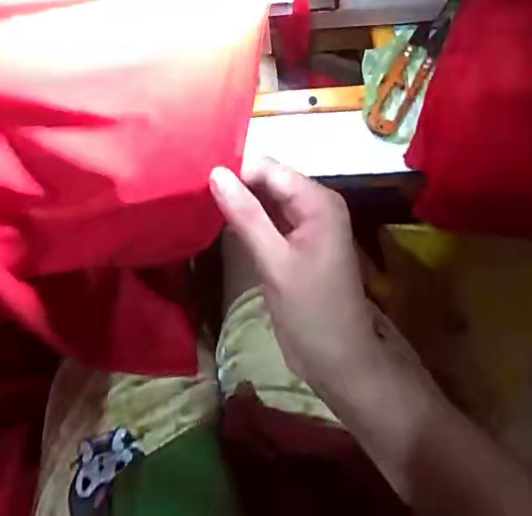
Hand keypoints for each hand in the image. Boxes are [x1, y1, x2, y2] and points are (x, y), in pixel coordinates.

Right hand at [209, 160, 386, 395]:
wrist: (340, 363)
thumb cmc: (312, 312)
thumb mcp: (275, 262)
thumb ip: (246, 215)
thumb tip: (216, 172)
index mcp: (318, 201)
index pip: (268, 169)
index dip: (234, 171)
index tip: (196, 180)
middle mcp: (315, 202)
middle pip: (267, 180)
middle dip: (234, 183)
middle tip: (192, 191)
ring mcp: (307, 222)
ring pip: (265, 198)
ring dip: (238, 200)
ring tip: (198, 201)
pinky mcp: (297, 240)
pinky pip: (269, 217)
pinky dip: (247, 218)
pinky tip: (219, 220)